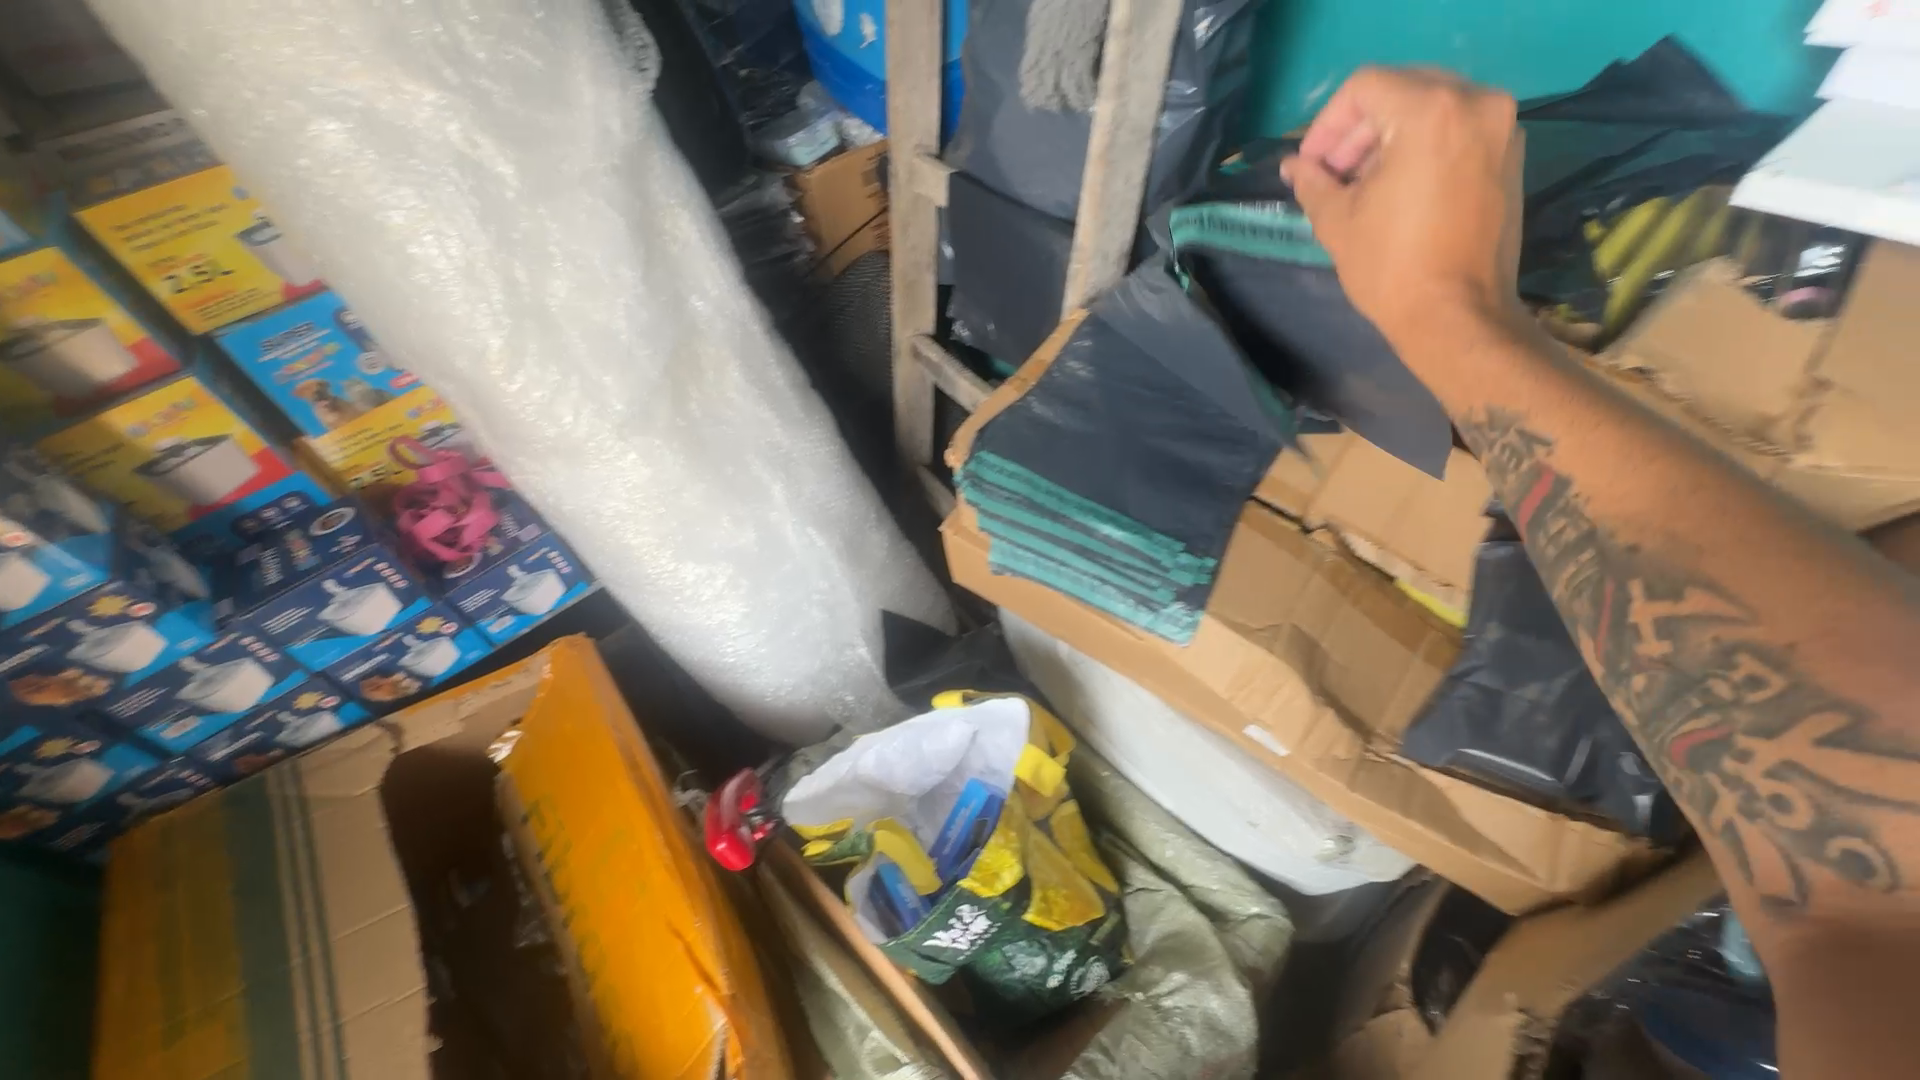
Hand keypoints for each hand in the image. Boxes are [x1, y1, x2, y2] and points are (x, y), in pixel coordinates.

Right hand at [1281, 68, 1525, 345]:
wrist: (1455, 314)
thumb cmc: (1389, 267)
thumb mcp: (1337, 221)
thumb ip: (1313, 182)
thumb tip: (1293, 166)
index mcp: (1431, 112)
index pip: (1366, 87)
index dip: (1326, 123)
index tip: (1309, 163)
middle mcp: (1476, 104)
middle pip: (1401, 91)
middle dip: (1357, 131)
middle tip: (1329, 174)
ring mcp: (1501, 128)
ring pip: (1430, 109)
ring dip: (1387, 140)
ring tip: (1359, 186)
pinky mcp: (1509, 156)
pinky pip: (1456, 131)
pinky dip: (1421, 149)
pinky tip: (1395, 191)